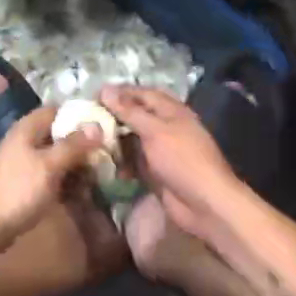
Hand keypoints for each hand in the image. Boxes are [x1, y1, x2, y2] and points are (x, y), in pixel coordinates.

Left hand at [0, 105, 103, 258]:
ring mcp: (28, 162)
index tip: (107, 125)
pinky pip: (55, 174)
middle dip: (84, 142)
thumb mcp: (48, 166)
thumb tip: (97, 124)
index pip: (58, 110)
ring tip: (107, 173)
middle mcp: (28, 139)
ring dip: (79, 163)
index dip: (81, 115)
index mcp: (29, 127)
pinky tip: (88, 190)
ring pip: (59, 156)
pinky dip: (70, 179)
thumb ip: (72, 145)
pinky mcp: (29, 183)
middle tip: (113, 154)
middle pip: (61, 133)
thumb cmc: (16, 189)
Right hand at [100, 86, 241, 231]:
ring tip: (91, 140)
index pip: (139, 93)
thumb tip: (104, 88)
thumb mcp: (155, 130)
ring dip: (114, 140)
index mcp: (170, 110)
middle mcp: (164, 126)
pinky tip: (105, 163)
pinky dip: (120, 161)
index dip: (117, 92)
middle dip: (113, 116)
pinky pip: (133, 161)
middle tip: (88, 118)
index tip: (93, 95)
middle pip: (134, 115)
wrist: (208, 207)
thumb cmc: (183, 160)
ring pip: (131, 138)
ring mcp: (159, 150)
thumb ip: (129, 110)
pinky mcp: (154, 171)